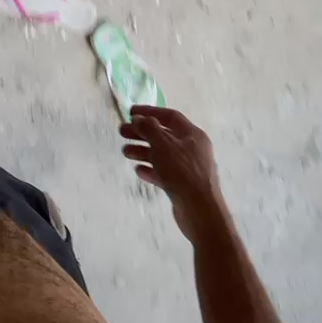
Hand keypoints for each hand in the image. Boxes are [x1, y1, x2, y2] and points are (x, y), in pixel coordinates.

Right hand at [120, 106, 225, 241]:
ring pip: (162, 154)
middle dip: (141, 133)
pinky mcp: (183, 185)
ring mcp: (188, 168)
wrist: (200, 210)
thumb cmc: (181, 171)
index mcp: (192, 135)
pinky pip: (164, 172)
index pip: (169, 116)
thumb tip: (139, 119)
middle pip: (163, 135)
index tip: (130, 112)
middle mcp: (192, 149)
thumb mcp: (163, 144)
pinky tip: (138, 170)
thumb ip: (149, 128)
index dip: (149, 111)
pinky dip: (151, 169)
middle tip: (122, 132)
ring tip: (125, 152)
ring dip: (142, 151)